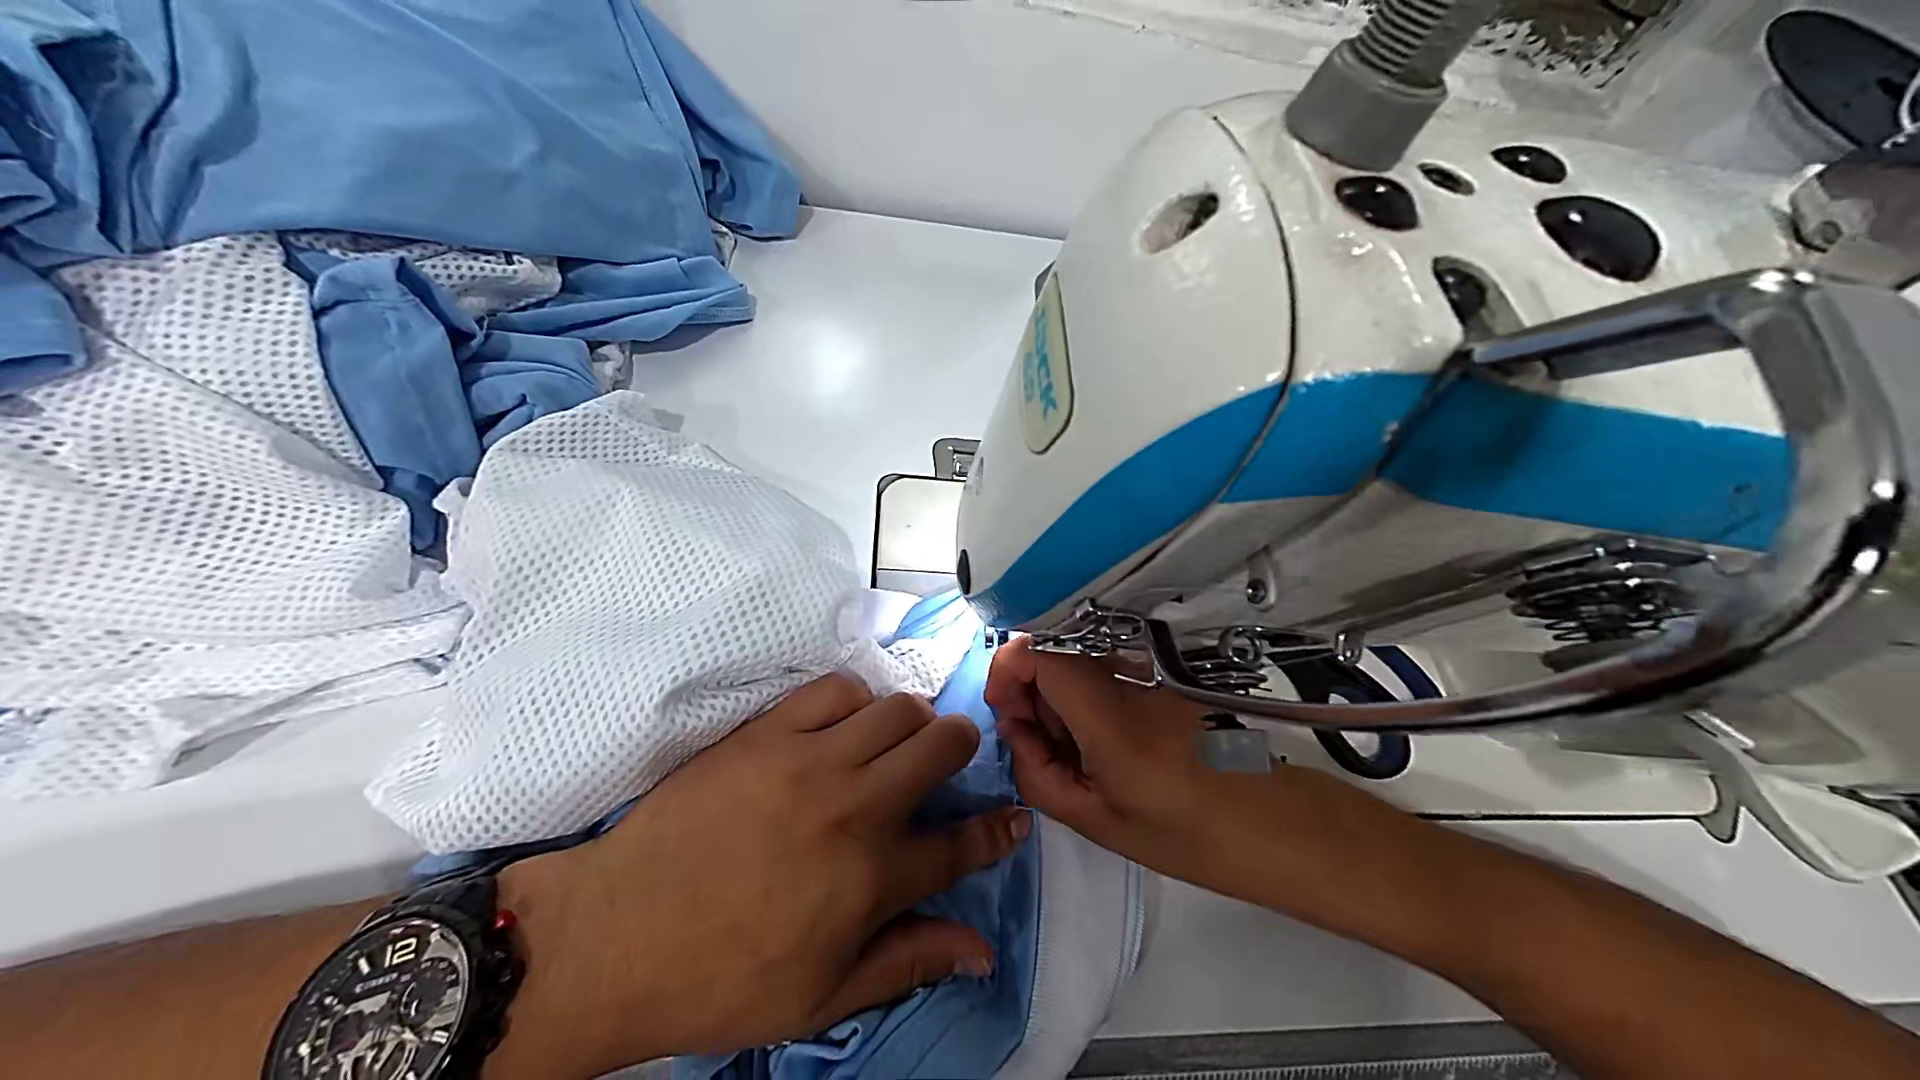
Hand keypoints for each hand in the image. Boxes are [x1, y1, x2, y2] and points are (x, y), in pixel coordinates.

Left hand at [486, 674, 1031, 1077]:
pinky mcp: (766, 734)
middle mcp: (854, 808)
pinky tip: (844, 722)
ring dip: (911, 720)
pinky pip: (834, 689)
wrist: (616, 937)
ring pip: (897, 708)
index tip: (1013, 817)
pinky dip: (854, 699)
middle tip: (950, 756)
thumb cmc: (722, 979)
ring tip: (896, 739)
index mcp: (873, 879)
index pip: (961, 845)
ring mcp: (810, 762)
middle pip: (940, 747)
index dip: (997, 830)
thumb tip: (981, 951)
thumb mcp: (822, 996)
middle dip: (962, 746)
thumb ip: (909, 962)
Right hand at [985, 636, 1419, 907]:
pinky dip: (1089, 702)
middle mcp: (1133, 680)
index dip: (1009, 667)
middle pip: (1055, 654)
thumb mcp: (1103, 823)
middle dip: (1029, 692)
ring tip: (1077, 756)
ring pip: (1080, 663)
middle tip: (1038, 745)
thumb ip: (1041, 773)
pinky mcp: (1169, 680)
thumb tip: (1017, 731)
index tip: (1006, 707)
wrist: (1295, 831)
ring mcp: (1155, 676)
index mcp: (1114, 719)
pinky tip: (1109, 747)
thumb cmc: (1199, 840)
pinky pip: (1108, 675)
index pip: (1042, 652)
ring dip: (1058, 699)